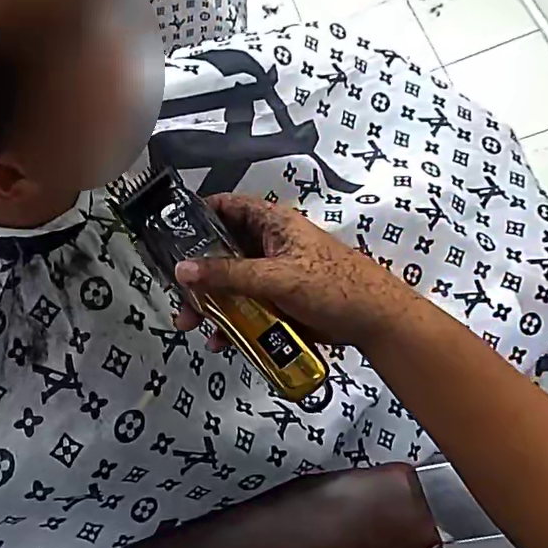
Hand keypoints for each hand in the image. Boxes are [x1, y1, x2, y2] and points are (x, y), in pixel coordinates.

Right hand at [171, 194, 427, 351]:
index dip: (198, 215)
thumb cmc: (336, 286)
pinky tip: (223, 340)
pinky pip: (246, 308)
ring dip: (211, 304)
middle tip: (180, 296)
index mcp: (272, 224)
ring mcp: (274, 274)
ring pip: (231, 284)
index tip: (171, 233)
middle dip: (198, 275)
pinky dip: (232, 322)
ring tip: (193, 324)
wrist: (375, 322)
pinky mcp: (279, 301)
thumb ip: (228, 274)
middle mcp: (269, 245)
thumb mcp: (276, 277)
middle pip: (222, 252)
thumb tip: (184, 270)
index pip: (227, 207)